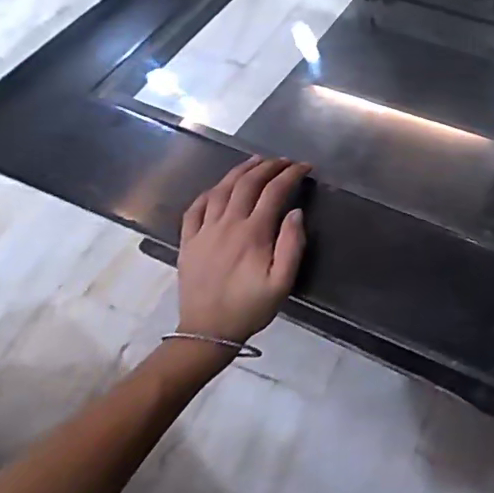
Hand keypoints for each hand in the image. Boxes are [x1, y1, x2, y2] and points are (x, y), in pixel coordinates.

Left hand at [177, 157, 310, 343]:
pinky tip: (219, 188)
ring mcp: (204, 230)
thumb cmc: (250, 308)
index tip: (305, 167)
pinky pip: (196, 207)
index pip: (274, 192)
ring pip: (222, 189)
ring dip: (241, 171)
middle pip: (248, 183)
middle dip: (269, 166)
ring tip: (256, 161)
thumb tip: (296, 212)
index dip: (291, 175)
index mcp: (253, 233)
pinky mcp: (188, 240)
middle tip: (284, 161)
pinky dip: (210, 191)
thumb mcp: (282, 283)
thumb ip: (292, 245)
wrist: (207, 331)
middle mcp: (227, 223)